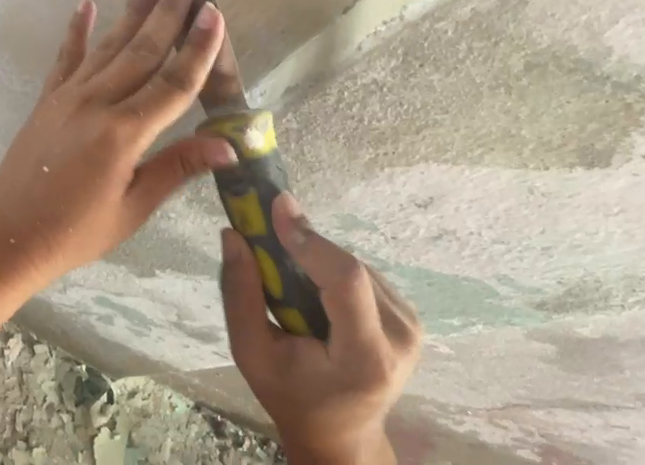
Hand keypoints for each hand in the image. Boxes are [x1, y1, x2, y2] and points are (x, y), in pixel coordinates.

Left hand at [0, 0, 239, 284]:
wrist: (9, 235)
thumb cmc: (76, 231)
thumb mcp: (133, 208)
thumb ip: (177, 168)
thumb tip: (229, 145)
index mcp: (124, 134)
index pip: (173, 84)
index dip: (198, 48)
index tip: (214, 12)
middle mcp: (97, 103)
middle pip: (142, 51)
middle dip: (168, 11)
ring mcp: (68, 96)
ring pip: (108, 45)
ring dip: (132, 10)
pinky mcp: (47, 98)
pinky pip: (66, 57)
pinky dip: (77, 29)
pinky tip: (87, 2)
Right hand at [221, 194, 421, 464]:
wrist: (340, 435)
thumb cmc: (292, 396)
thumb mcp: (251, 354)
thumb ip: (240, 294)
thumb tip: (233, 234)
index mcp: (366, 357)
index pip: (346, 281)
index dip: (311, 241)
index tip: (276, 208)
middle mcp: (400, 336)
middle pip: (348, 267)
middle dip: (304, 247)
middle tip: (265, 234)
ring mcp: (411, 326)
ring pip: (354, 265)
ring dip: (317, 259)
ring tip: (289, 280)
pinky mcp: (409, 317)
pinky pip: (363, 273)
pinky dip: (332, 270)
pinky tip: (314, 291)